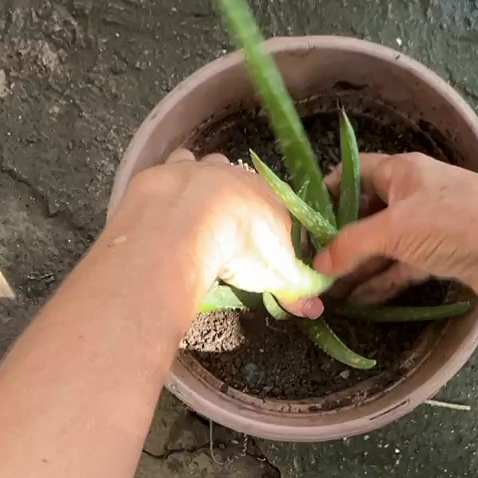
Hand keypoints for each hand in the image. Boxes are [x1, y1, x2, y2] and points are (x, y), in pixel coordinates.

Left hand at [105, 149, 323, 317]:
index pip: (273, 208)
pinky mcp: (162, 174)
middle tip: (223, 232)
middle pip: (237, 183)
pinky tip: (163, 210)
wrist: (193, 221)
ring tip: (192, 215)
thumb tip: (315, 311)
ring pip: (201, 167)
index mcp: (266, 196)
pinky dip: (166, 189)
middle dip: (231, 201)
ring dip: (198, 183)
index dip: (265, 228)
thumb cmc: (244, 245)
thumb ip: (295, 291)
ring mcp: (196, 169)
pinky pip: (166, 175)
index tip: (257, 248)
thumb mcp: (276, 275)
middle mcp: (233, 175)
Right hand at [313, 152, 477, 303]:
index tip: (305, 221)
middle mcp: (414, 194)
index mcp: (402, 172)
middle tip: (313, 266)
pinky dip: (381, 282)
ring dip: (358, 267)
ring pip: (383, 246)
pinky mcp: (440, 255)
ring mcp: (428, 226)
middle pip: (366, 214)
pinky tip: (360, 300)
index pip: (355, 173)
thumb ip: (350, 247)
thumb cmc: (453, 222)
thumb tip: (317, 265)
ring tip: (329, 292)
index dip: (328, 193)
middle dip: (339, 241)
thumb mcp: (393, 230)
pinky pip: (401, 268)